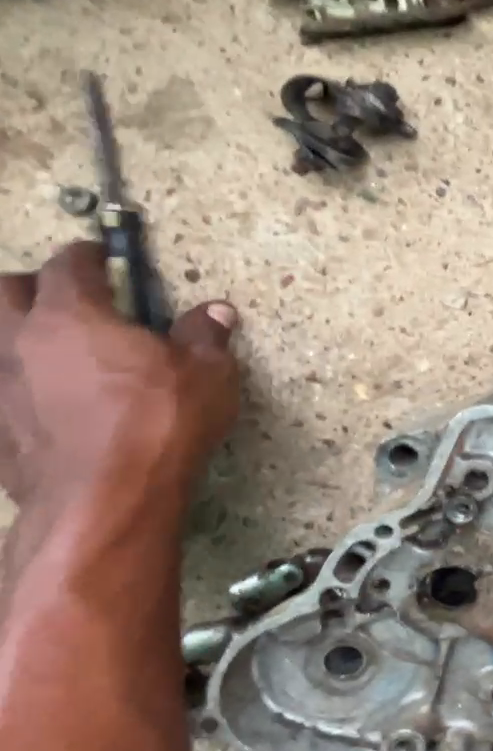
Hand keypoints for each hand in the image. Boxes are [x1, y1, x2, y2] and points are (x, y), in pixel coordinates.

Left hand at [0, 241, 240, 514]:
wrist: (104, 495)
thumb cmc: (160, 422)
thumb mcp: (209, 373)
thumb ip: (204, 336)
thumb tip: (212, 313)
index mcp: (72, 318)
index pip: (68, 267)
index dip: (88, 256)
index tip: (102, 254)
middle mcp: (19, 341)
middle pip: (5, 291)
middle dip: (33, 284)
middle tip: (69, 293)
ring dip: (21, 331)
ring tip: (61, 345)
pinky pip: (1, 383)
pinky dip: (21, 376)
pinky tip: (54, 393)